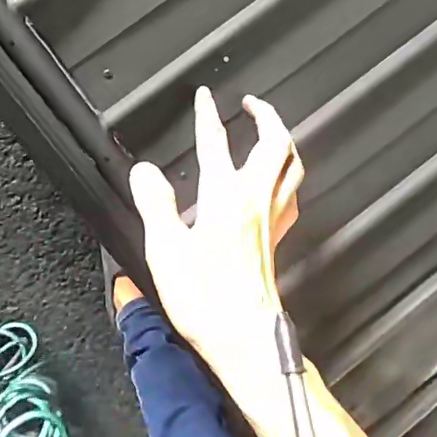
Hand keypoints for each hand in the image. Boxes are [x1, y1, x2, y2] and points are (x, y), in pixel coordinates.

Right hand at [129, 87, 305, 379]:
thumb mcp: (167, 250)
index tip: (204, 98)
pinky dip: (287, 176)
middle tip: (250, 103)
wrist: (246, 338)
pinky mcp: (276, 239)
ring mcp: (270, 219)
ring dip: (283, 140)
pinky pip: (291, 195)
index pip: (216, 143)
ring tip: (272, 129)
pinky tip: (279, 182)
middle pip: (274, 143)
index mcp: (225, 198)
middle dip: (264, 115)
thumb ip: (155, 204)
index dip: (207, 115)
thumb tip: (144, 172)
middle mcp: (254, 202)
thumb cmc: (211, 302)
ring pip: (291, 165)